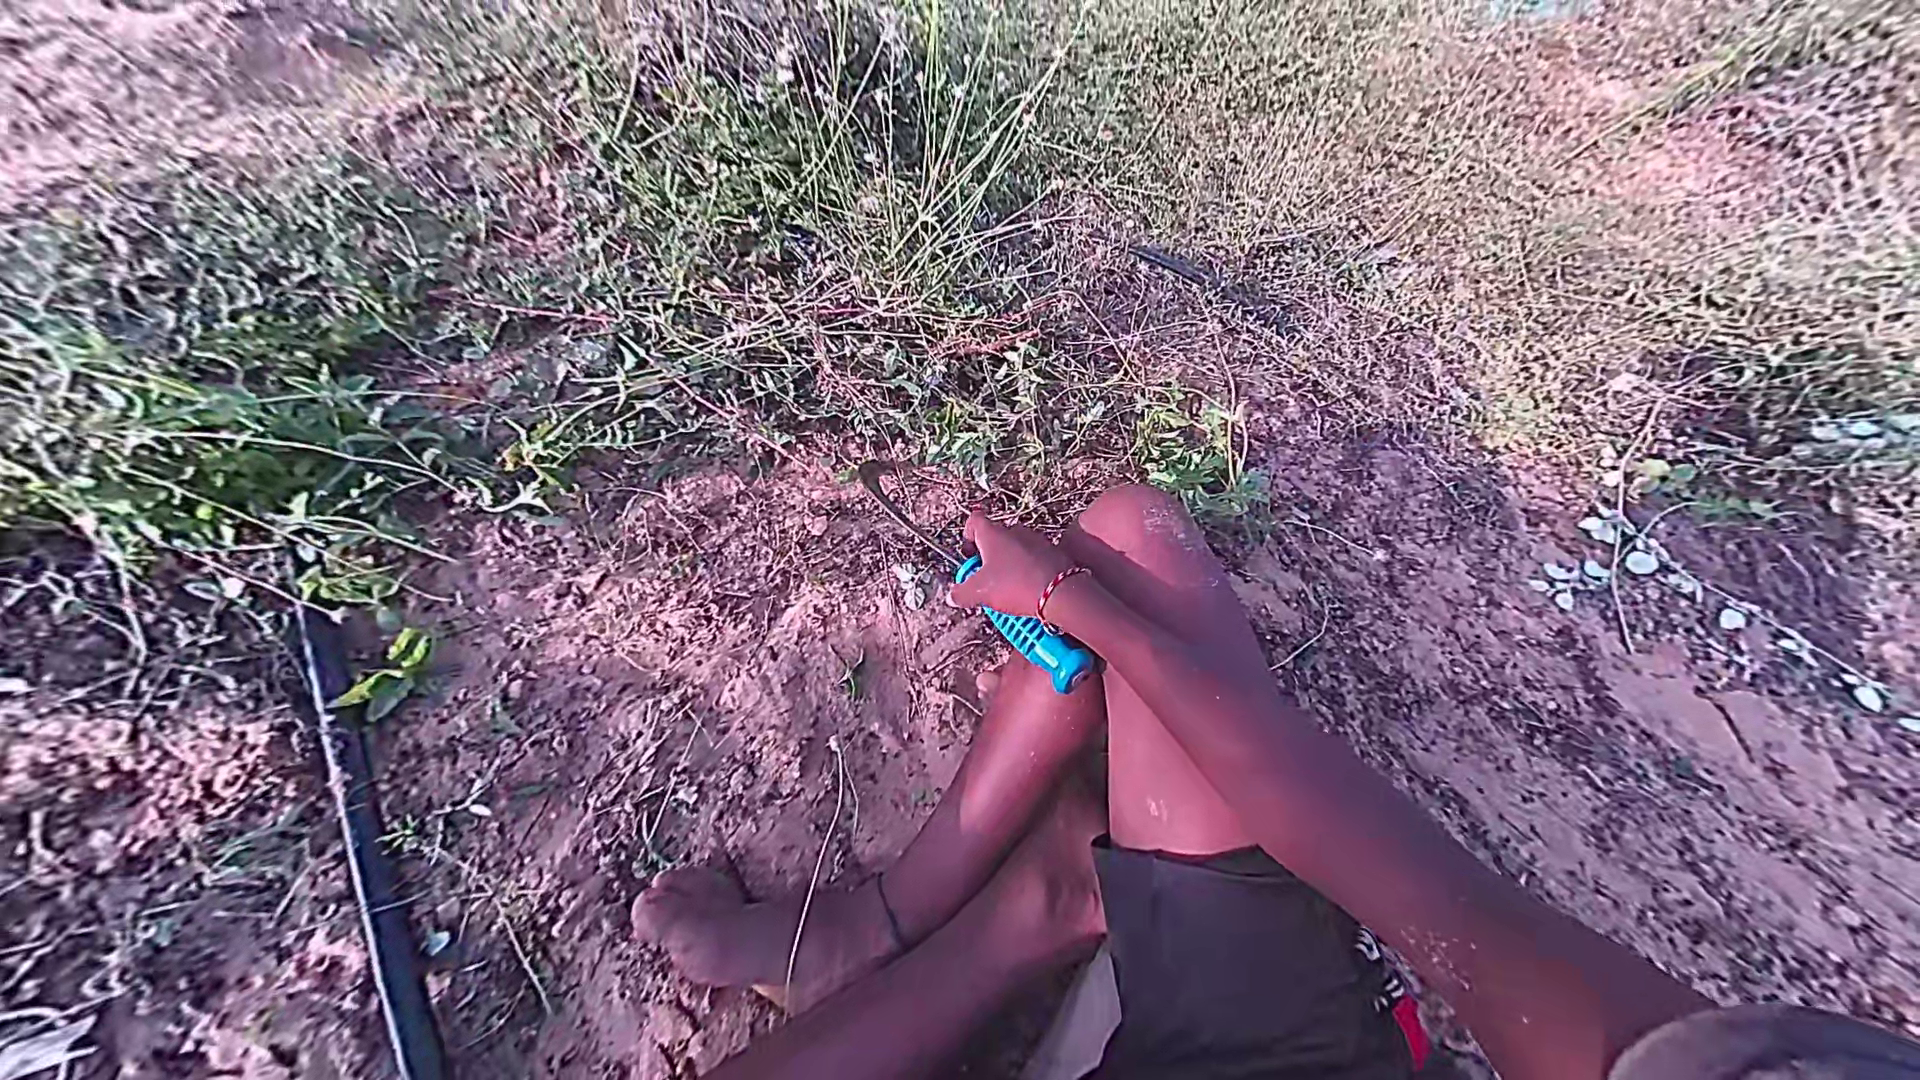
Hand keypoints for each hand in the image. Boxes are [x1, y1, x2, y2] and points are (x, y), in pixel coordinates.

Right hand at [947, 510, 1077, 616]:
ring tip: (1006, 589)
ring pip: (1015, 549)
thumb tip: (953, 595)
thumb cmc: (1017, 585)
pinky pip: (1033, 560)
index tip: (968, 555)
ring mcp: (1036, 540)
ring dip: (1008, 565)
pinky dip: (1027, 572)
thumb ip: (962, 593)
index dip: (967, 536)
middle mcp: (1015, 531)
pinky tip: (1026, 591)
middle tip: (984, 579)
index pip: (974, 521)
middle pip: (994, 538)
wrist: (1060, 593)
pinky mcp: (1053, 553)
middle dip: (987, 558)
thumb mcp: (979, 593)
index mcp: (993, 534)